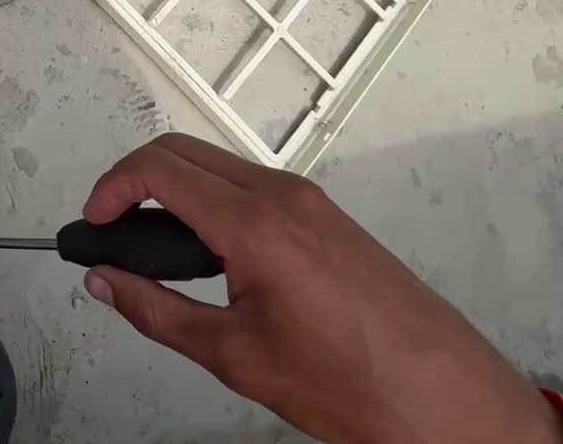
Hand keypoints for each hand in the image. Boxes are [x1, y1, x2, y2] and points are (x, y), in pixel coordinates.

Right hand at [80, 134, 562, 443]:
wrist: (467, 414)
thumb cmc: (353, 389)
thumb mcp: (238, 358)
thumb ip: (155, 312)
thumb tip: (101, 282)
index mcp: (256, 225)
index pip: (157, 169)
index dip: (110, 188)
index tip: (95, 223)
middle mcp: (282, 194)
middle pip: (178, 149)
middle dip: (131, 177)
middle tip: (113, 224)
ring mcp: (309, 199)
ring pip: (211, 160)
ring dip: (169, 183)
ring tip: (152, 239)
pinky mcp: (326, 214)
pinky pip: (244, 181)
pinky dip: (206, 194)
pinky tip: (205, 246)